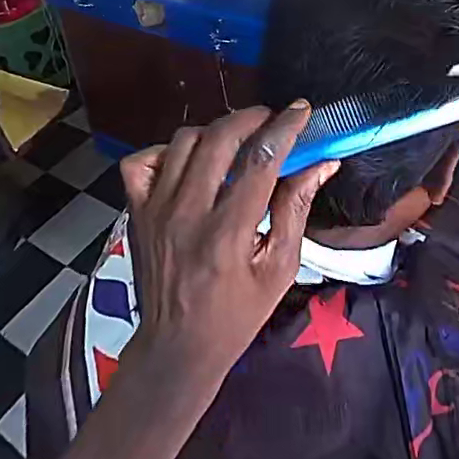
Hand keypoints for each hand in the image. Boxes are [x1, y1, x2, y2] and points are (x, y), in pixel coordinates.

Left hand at [117, 105, 339, 375]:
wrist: (176, 347)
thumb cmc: (236, 314)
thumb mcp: (279, 270)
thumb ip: (296, 210)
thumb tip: (322, 163)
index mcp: (227, 235)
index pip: (260, 161)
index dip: (284, 128)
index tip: (300, 111)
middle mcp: (187, 214)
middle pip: (219, 139)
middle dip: (251, 117)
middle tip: (270, 119)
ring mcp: (155, 209)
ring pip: (184, 140)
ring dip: (215, 131)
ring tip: (235, 142)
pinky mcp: (136, 209)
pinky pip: (144, 159)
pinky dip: (168, 150)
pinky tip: (188, 162)